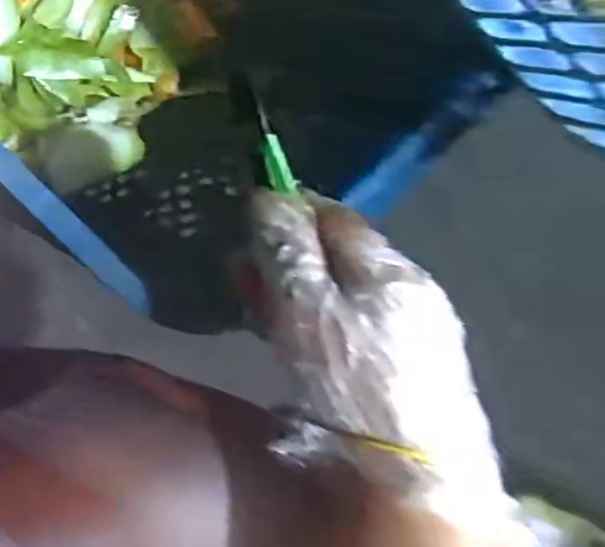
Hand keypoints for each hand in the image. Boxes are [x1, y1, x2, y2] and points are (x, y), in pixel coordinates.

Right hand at [251, 192, 520, 541]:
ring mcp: (415, 324)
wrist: (405, 465)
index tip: (241, 221)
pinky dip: (313, 312)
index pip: (331, 211)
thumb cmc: (342, 369)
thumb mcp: (298, 297)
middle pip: (331, 248)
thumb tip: (267, 191)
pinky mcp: (408, 355)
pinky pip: (349, 312)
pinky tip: (292, 336)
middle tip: (243, 279)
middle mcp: (411, 287)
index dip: (284, 206)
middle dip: (280, 254)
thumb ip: (282, 240)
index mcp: (388, 267)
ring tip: (260, 312)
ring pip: (336, 281)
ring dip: (291, 286)